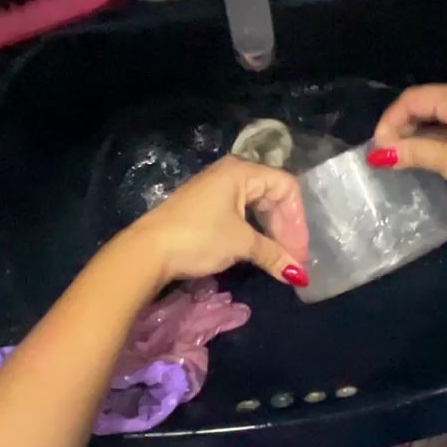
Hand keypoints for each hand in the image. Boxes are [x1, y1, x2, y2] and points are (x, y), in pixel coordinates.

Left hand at [117, 156, 311, 286]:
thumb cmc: (198, 237)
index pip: (286, 187)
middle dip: (286, 229)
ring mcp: (217, 190)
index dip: (297, 220)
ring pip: (257, 207)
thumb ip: (273, 255)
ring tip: (280, 260)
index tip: (299, 252)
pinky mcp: (206, 208)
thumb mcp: (240, 244)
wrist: (147, 250)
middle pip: (273, 196)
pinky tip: (260, 253)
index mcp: (241, 171)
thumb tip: (299, 275)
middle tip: (293, 260)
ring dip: (272, 234)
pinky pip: (242, 215)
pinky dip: (255, 234)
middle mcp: (231, 174)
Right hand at [368, 84, 446, 228]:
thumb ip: (417, 153)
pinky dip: (439, 138)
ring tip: (403, 159)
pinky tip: (430, 158)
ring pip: (442, 115)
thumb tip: (381, 152)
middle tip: (387, 156)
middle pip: (427, 103)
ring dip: (420, 134)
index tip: (378, 149)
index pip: (414, 98)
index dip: (390, 120)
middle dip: (402, 126)